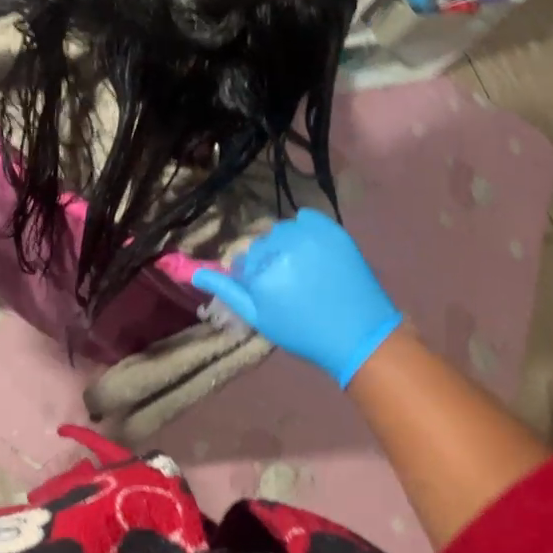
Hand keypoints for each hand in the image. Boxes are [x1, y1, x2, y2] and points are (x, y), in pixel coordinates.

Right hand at [191, 208, 403, 387]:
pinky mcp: (332, 229)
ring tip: (303, 268)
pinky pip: (307, 218)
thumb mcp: (260, 318)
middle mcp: (281, 246)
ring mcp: (309, 235)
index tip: (270, 293)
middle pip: (261, 243)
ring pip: (282, 230)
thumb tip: (195, 272)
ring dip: (285, 244)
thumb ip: (228, 291)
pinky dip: (306, 229)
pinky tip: (313, 250)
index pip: (242, 262)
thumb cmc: (303, 332)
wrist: (358, 334)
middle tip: (289, 283)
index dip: (253, 278)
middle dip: (268, 259)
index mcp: (261, 271)